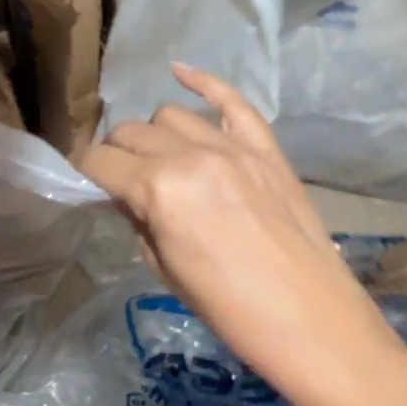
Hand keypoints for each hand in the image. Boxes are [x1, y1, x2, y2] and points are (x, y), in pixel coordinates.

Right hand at [80, 64, 406, 405]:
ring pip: (168, 115)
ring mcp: (233, 149)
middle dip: (116, 154)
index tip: (85, 184)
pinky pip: (232, 102)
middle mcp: (190, 157)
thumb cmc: (231, 310)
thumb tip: (121, 193)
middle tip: (123, 180)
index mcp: (158, 190)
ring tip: (160, 158)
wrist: (321, 333)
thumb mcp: (163, 266)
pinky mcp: (267, 152)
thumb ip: (136, 216)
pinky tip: (180, 72)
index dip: (85, 172)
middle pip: (129, 132)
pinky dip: (204, 83)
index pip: (98, 160)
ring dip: (154, 134)